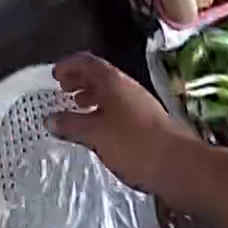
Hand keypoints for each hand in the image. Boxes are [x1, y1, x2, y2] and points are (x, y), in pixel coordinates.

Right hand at [47, 52, 194, 192]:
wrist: (179, 165)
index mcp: (112, 81)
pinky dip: (103, 110)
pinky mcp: (147, 121)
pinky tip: (99, 128)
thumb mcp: (96, 135)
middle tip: (63, 88)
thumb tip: (49, 119)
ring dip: (91, 95)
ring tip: (77, 107)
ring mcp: (139, 103)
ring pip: (110, 91)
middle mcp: (126, 86)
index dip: (69, 65)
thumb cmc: (134, 144)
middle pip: (99, 74)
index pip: (87, 62)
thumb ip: (71, 125)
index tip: (55, 73)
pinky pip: (118, 106)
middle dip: (79, 79)